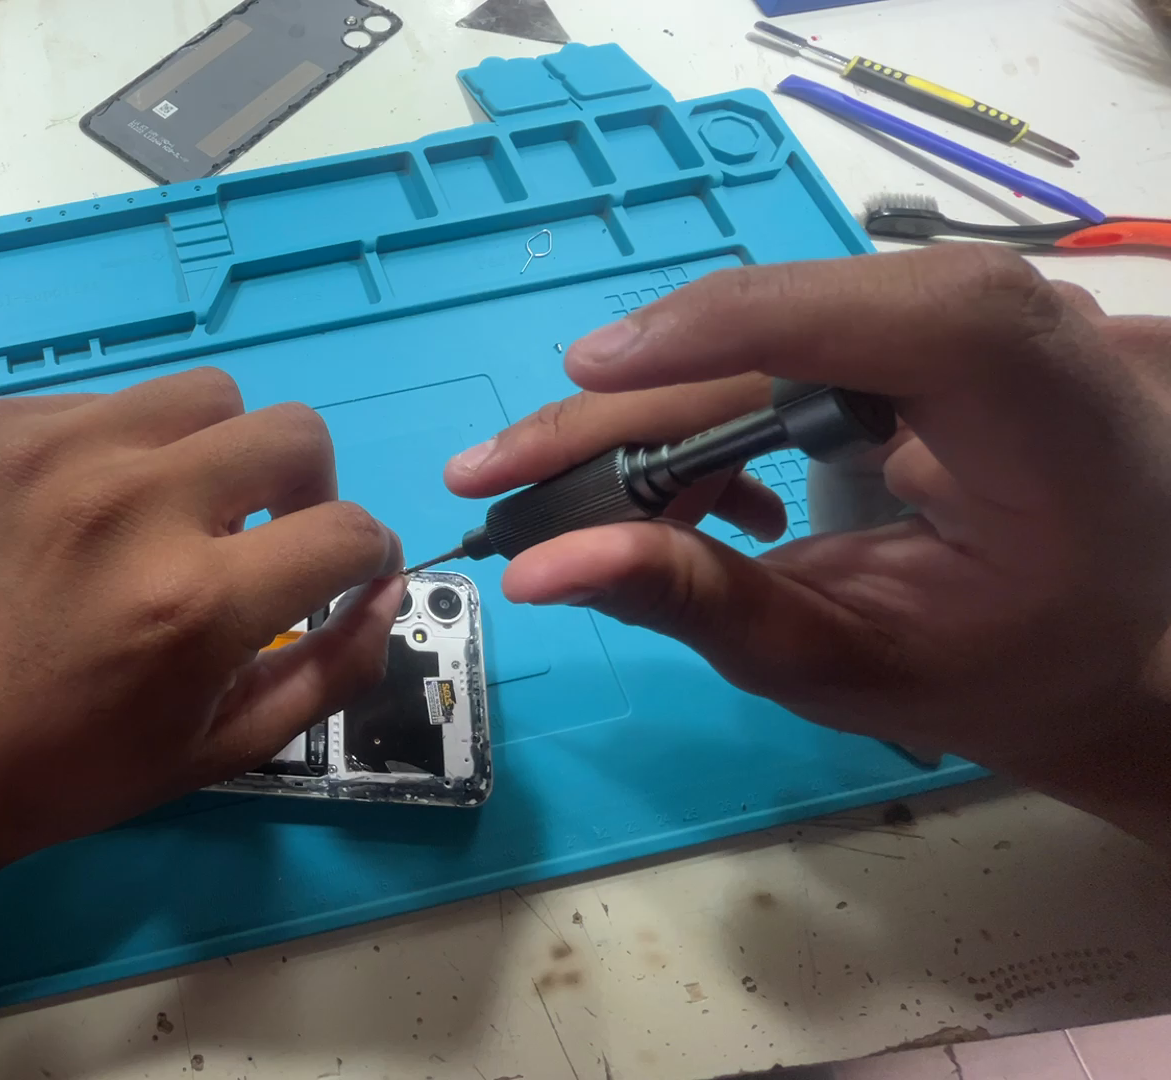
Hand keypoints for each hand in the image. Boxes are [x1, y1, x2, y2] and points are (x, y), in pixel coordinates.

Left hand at [0, 368, 405, 865]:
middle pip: (292, 430)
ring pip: (204, 395)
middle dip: (307, 487)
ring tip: (171, 516)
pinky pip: (106, 404)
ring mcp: (50, 447)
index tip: (341, 571)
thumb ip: (334, 666)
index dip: (368, 554)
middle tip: (262, 537)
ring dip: (216, 454)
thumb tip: (386, 583)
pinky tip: (82, 513)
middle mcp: (130, 500)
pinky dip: (123, 452)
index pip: (347, 531)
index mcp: (195, 600)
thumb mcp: (225, 747)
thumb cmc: (73, 769)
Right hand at [442, 246, 1170, 820]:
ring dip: (638, 426)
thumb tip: (535, 570)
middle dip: (620, 410)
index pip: (920, 319)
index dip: (742, 321)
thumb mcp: (825, 661)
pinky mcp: (910, 340)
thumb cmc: (985, 673)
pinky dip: (686, 424)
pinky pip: (766, 355)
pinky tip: (680, 496)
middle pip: (780, 336)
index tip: (587, 370)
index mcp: (1060, 437)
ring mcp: (967, 333)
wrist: (1103, 645)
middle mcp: (1028, 348)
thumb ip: (688, 603)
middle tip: (496, 469)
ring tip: (573, 506)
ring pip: (753, 342)